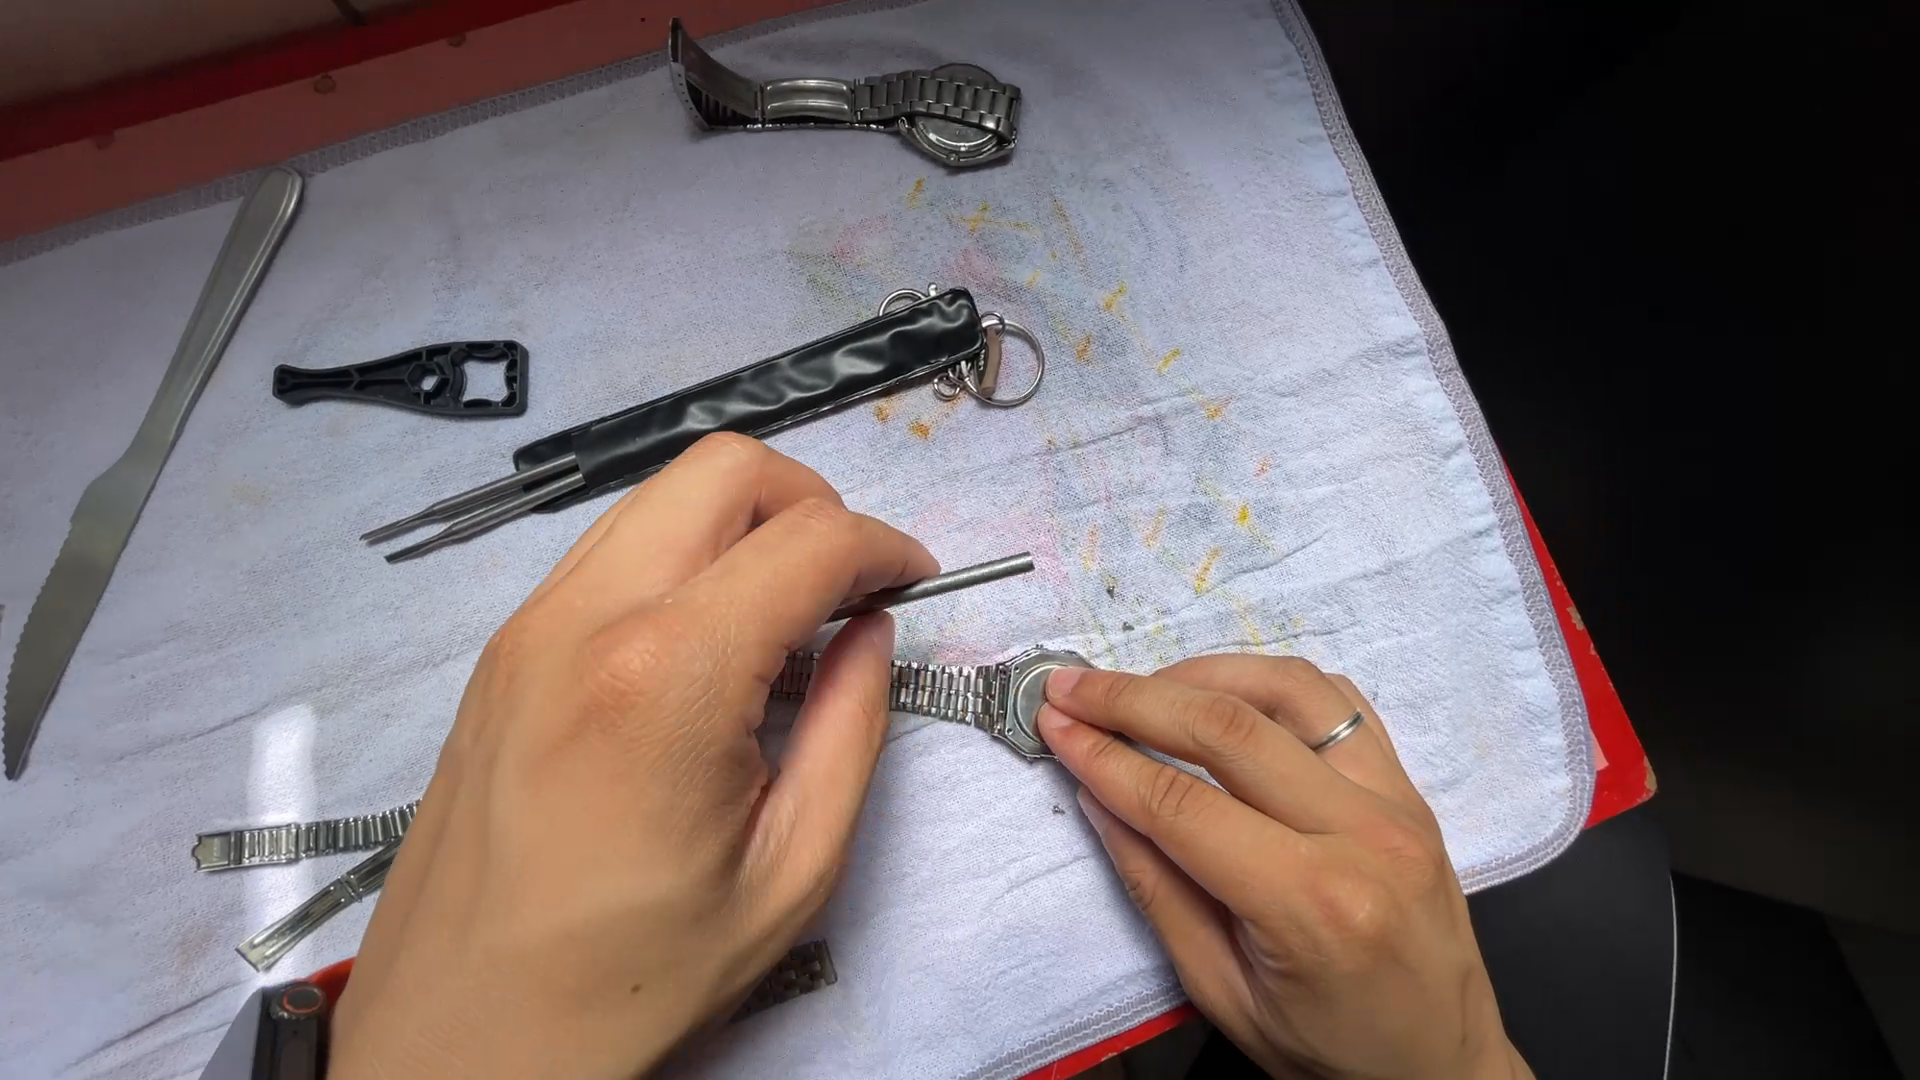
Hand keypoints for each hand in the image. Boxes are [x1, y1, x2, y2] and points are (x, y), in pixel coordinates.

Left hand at [328, 434, 936, 1078]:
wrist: (454, 1043)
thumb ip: (852, 722)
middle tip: (849, 581)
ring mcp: (534, 618)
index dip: (884, 546)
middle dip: (815, 502)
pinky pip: (624, 542)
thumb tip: (871, 628)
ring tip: (789, 604)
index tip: (914, 584)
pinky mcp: (510, 639)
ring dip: (752, 520)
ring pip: (668, 492)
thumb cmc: (636, 972)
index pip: (809, 539)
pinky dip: (695, 551)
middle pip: (727, 468)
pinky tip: (716, 631)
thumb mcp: (794, 865)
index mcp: (670, 675)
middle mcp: (589, 614)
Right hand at [1038, 656, 1531, 1079]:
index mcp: (1312, 904)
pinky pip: (1334, 697)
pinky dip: (1264, 680)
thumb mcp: (1218, 990)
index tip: (1054, 723)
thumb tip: (1095, 791)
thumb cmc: (1326, 1049)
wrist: (1447, 1071)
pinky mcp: (1407, 784)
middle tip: (1072, 686)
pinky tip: (1222, 694)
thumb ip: (1153, 884)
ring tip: (1142, 689)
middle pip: (1225, 728)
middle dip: (1131, 699)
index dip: (1104, 756)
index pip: (1181, 803)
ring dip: (1198, 673)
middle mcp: (1363, 834)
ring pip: (1284, 688)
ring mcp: (1396, 799)